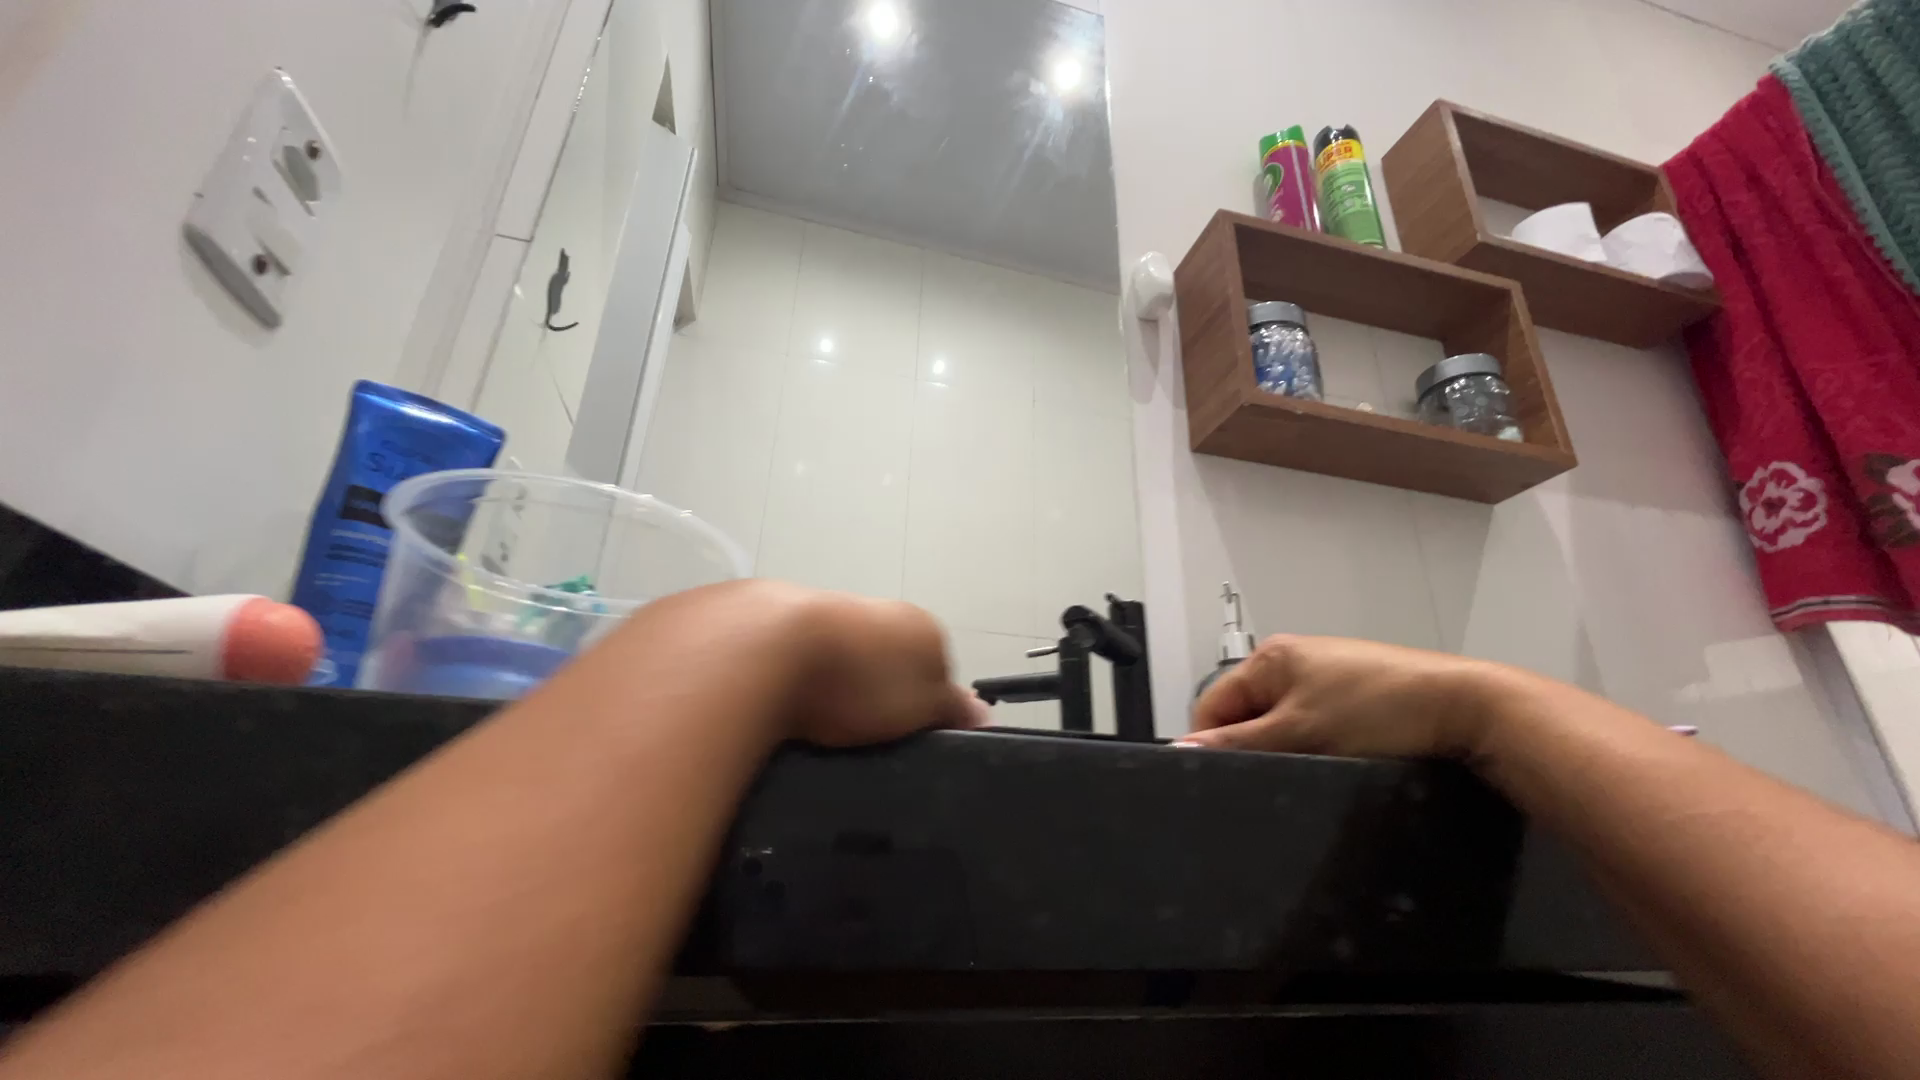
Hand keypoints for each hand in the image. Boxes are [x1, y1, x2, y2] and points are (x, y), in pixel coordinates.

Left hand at [784, 588, 987, 746]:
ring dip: (831, 679)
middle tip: (858, 733)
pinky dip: (791, 675)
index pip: (936, 668)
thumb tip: (983, 712)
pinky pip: (795, 655)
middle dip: (874, 689)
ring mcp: (825, 608)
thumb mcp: (922, 707)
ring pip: (840, 653)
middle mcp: (876, 607)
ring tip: (815, 722)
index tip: (904, 734)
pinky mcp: (775, 618)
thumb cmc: (861, 680)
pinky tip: (781, 701)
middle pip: (886, 658)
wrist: (766, 648)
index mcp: (919, 625)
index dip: (923, 705)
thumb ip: (952, 707)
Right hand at [1181, 635, 1505, 759]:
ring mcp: (1325, 673)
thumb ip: (1238, 742)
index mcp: (1269, 657)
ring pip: (1281, 721)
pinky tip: (1339, 757)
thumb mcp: (1299, 732)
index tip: (1232, 779)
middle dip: (1256, 745)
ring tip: (1314, 766)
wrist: (1466, 707)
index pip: (1212, 706)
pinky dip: (1317, 742)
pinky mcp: (1354, 692)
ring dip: (1288, 746)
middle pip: (1246, 713)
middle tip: (1279, 775)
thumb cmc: (1378, 711)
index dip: (1214, 744)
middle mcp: (1292, 658)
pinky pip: (1313, 721)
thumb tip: (1182, 749)